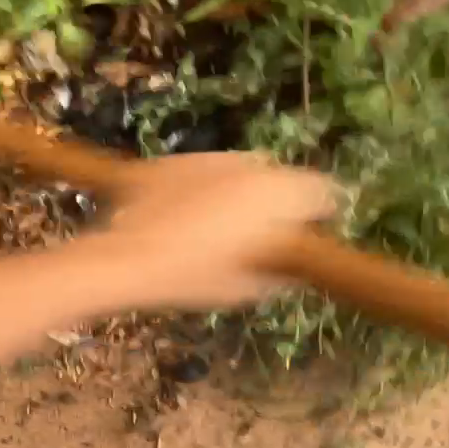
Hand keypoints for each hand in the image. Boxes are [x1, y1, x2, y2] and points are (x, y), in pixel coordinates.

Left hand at [100, 152, 342, 308]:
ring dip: (236, 194)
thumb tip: (287, 273)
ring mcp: (214, 157)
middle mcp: (258, 164)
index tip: (295, 241)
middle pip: (283, 180)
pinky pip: (201, 173)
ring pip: (242, 173)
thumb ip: (277, 275)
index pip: (325, 195)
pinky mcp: (177, 160)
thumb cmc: (189, 278)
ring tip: (206, 228)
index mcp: (285, 193)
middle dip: (273, 205)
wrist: (123, 260)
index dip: (312, 220)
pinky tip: (177, 216)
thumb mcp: (242, 289)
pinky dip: (198, 189)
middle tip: (247, 238)